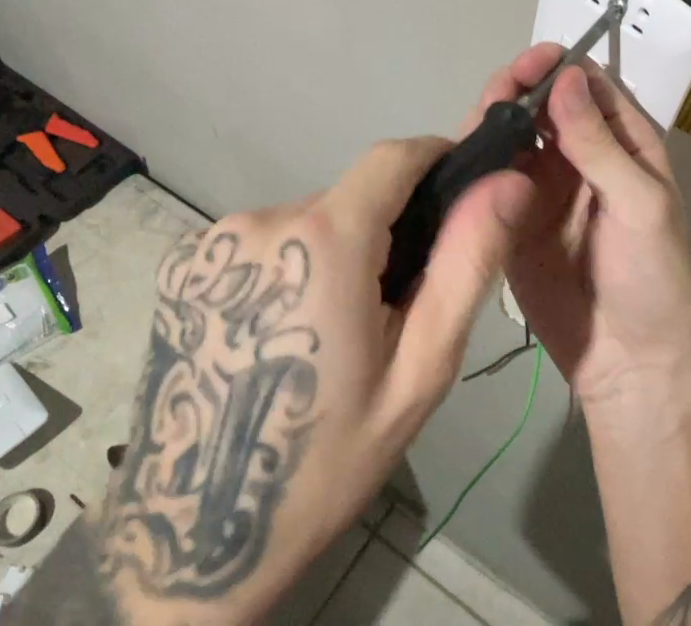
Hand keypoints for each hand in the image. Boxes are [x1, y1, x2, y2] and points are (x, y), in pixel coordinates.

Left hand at [100, 138, 534, 622]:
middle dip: (384, 231)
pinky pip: (261, 245)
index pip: (394, 156)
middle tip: (395, 310)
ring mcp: (209, 244)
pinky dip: (288, 269)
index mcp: (323, 242)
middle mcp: (258, 221)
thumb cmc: (328, 457)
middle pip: (348, 196)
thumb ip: (466, 264)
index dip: (436, 163)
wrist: (200, 535)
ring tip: (335, 333)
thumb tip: (509, 181)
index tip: (458, 198)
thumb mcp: (419, 370)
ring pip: (305, 220)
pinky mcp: (181, 267)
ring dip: (333, 254)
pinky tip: (284, 334)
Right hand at [472, 44, 690, 411]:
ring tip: (478, 117)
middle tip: (500, 87)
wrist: (627, 360)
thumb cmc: (651, 277)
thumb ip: (600, 145)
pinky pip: (489, 178)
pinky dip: (474, 160)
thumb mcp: (640, 205)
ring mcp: (541, 187)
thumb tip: (567, 77)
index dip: (563, 68)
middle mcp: (579, 158)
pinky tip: (459, 152)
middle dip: (521, 86)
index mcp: (623, 146)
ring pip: (511, 135)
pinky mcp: (510, 217)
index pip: (590, 88)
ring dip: (494, 118)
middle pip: (544, 105)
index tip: (534, 61)